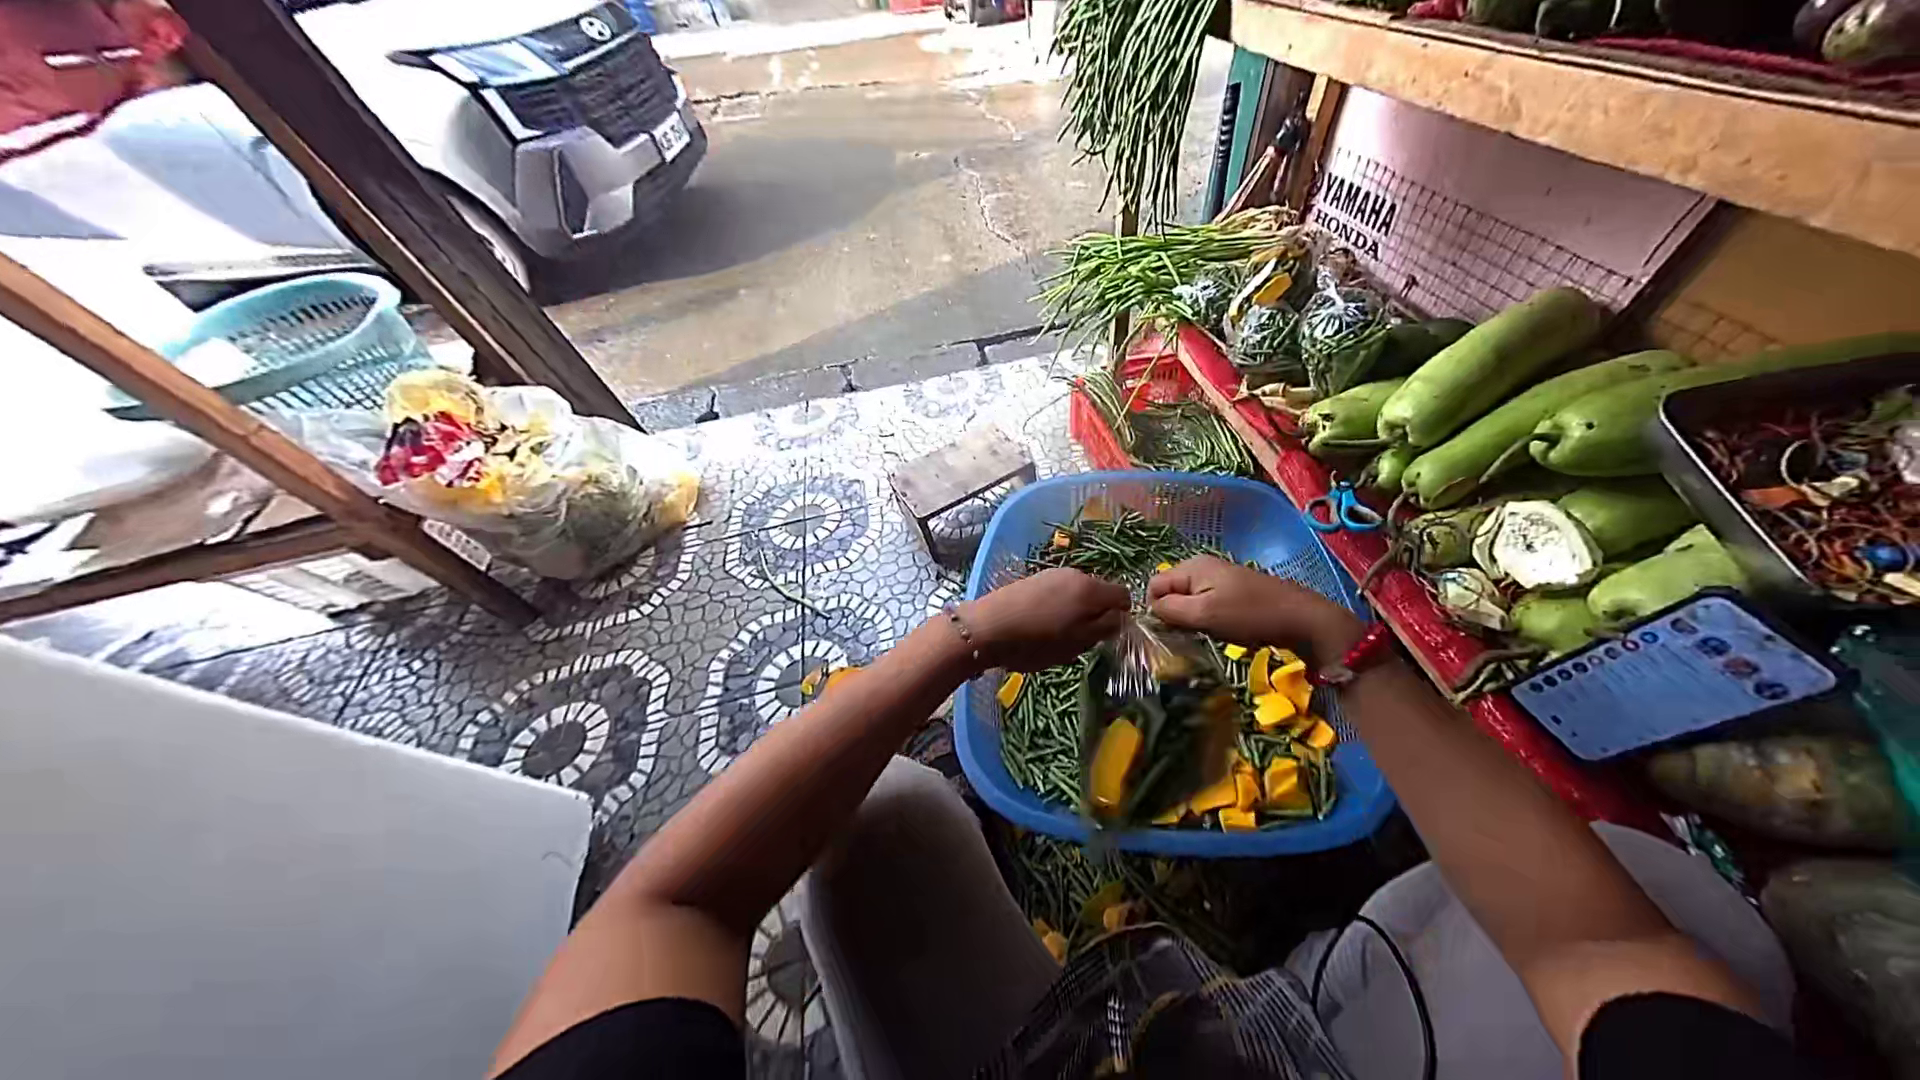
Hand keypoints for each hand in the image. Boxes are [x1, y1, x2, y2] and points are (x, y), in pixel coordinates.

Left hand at [960, 568, 1129, 672]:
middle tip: (1079, 640)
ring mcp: (1051, 574)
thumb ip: (1106, 627)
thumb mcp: (1078, 642)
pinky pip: (1056, 594)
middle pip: (1098, 593)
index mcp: (1091, 587)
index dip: (1121, 616)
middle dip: (1096, 614)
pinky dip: (1056, 608)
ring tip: (1055, 635)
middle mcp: (1074, 573)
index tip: (1107, 635)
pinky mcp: (1032, 580)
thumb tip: (1120, 617)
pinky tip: (1038, 626)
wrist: (986, 628)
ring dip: (1074, 612)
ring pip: (1076, 594)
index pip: (1123, 595)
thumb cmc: (1036, 641)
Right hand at [1148, 555, 1364, 660]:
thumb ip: (1169, 609)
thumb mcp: (1203, 614)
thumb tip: (1150, 610)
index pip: (1153, 586)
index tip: (1173, 629)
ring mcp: (1219, 578)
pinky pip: (1205, 604)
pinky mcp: (1232, 591)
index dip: (1156, 609)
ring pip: (1187, 601)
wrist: (1302, 620)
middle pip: (1169, 592)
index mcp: (1191, 567)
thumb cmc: (1249, 615)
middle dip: (1174, 614)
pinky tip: (1223, 629)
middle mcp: (1201, 567)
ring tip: (1209, 632)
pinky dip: (1208, 619)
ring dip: (1192, 619)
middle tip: (1191, 632)